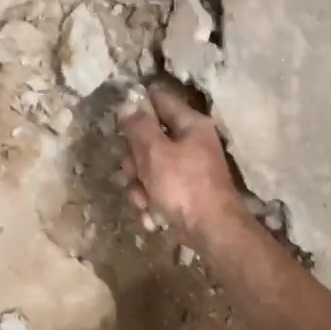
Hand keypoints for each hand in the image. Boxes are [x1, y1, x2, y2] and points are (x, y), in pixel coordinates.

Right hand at [118, 82, 246, 246]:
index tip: (118, 117)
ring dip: (139, 185)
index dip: (138, 105)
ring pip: (149, 167)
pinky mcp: (184, 191)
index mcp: (190, 125)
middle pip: (150, 138)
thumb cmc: (183, 185)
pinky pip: (157, 187)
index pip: (160, 100)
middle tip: (134, 172)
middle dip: (135, 160)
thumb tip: (128, 104)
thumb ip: (139, 126)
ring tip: (143, 200)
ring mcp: (188, 168)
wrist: (211, 229)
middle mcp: (191, 142)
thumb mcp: (155, 152)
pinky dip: (150, 200)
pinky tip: (149, 213)